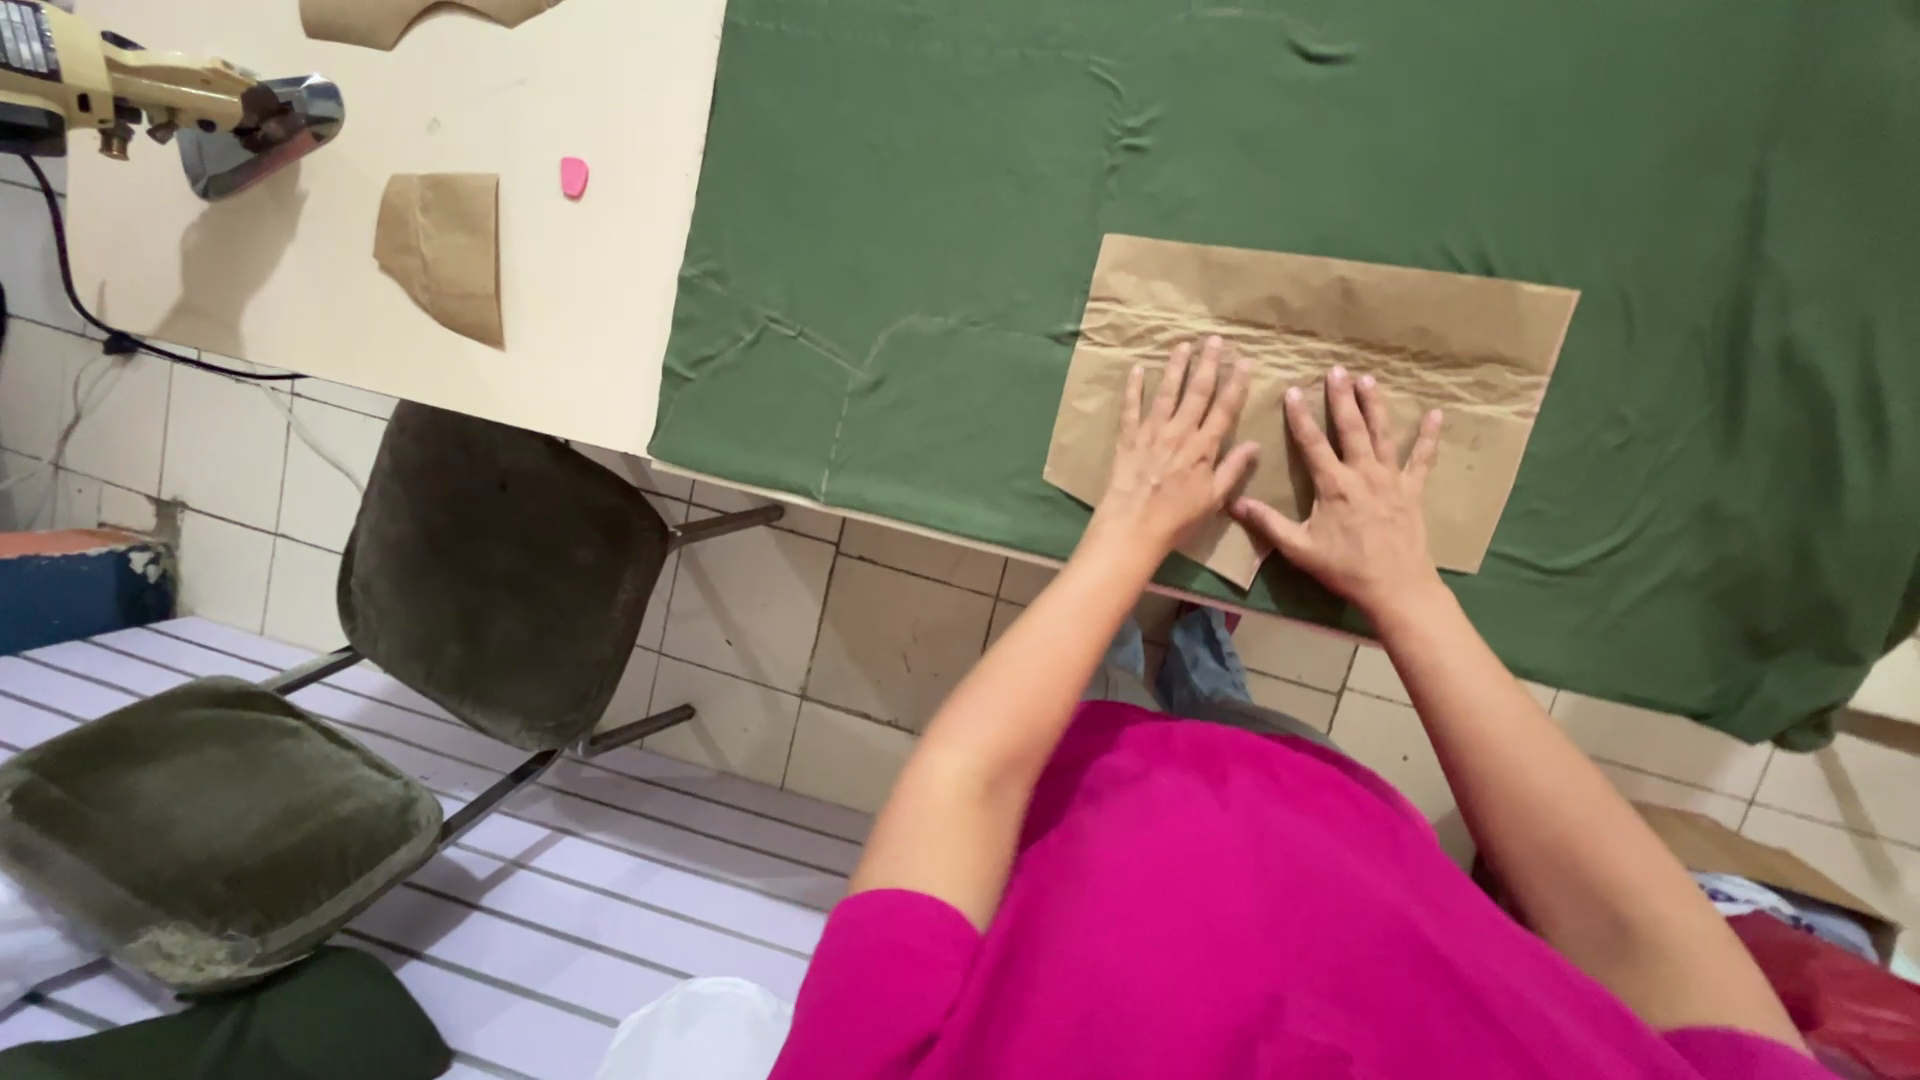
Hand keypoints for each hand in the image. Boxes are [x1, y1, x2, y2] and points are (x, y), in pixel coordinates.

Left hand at [1084, 336, 1258, 560]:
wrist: (1134, 526)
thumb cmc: (1177, 518)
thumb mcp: (1214, 498)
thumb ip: (1234, 469)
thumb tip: (1255, 444)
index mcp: (1204, 447)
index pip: (1225, 408)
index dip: (1236, 384)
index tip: (1245, 361)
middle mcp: (1180, 433)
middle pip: (1197, 392)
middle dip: (1208, 364)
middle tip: (1215, 340)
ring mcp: (1152, 433)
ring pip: (1166, 392)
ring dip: (1176, 367)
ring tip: (1183, 345)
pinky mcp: (1128, 438)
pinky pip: (1130, 408)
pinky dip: (1133, 387)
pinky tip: (1137, 369)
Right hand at [1231, 365, 1444, 620]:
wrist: (1396, 587)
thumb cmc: (1343, 568)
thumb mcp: (1298, 548)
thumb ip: (1267, 523)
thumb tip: (1234, 504)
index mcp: (1334, 486)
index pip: (1312, 443)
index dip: (1300, 416)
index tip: (1293, 390)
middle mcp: (1363, 474)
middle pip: (1351, 428)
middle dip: (1342, 398)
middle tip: (1336, 370)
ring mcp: (1392, 480)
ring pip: (1383, 434)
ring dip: (1375, 405)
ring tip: (1369, 379)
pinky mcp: (1413, 490)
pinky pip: (1423, 458)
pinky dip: (1429, 436)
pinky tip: (1435, 415)